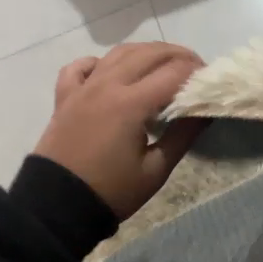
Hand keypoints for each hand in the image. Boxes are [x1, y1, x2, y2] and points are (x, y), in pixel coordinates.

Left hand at [32, 42, 207, 218]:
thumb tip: (204, 110)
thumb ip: (183, 135)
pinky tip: (110, 72)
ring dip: (146, 52)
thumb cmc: (110, 192)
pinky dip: (100, 62)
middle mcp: (108, 84)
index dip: (197, 71)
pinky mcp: (65, 96)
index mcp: (131, 103)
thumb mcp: (155, 170)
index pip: (174, 72)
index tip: (209, 81)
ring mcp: (84, 87)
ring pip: (120, 52)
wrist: (53, 209)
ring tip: (162, 65)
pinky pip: (81, 66)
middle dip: (178, 55)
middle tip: (194, 70)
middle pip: (150, 53)